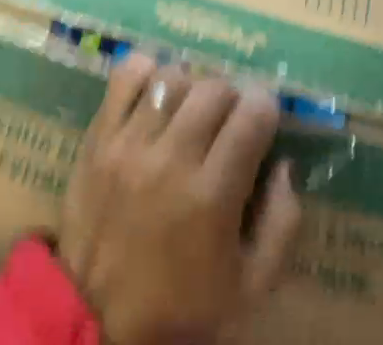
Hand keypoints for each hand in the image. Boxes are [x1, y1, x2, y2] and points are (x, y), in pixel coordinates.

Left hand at [59, 55, 300, 344]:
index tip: (266, 117)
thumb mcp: (252, 283)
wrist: (98, 310)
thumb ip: (282, 222)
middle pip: (212, 89)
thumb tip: (285, 164)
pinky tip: (157, 89)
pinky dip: (146, 71)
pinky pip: (123, 79)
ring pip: (170, 79)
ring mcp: (127, 143)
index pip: (251, 118)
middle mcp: (169, 159)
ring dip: (192, 85)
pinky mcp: (97, 137)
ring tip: (193, 107)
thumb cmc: (183, 304)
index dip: (266, 108)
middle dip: (233, 95)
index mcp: (212, 197)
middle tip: (232, 116)